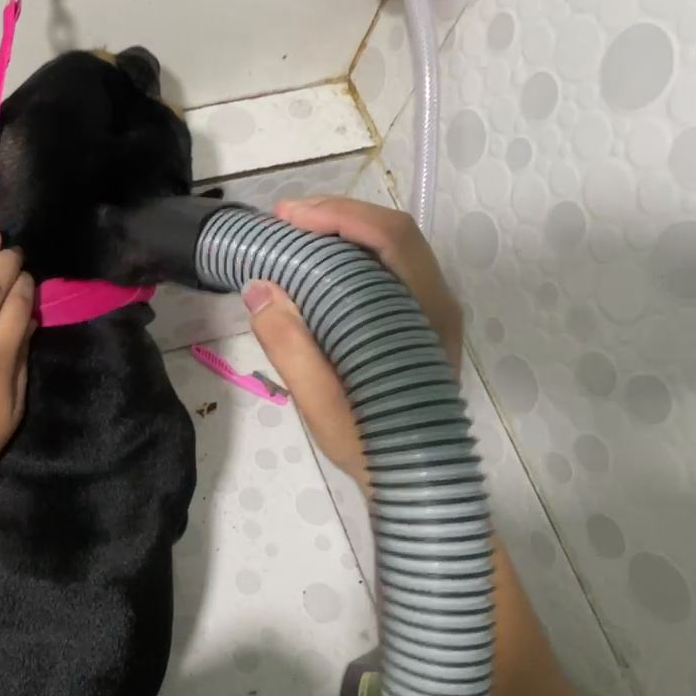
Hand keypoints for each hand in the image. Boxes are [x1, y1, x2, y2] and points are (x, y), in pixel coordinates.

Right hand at [246, 196, 463, 486]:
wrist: (411, 479)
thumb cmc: (369, 444)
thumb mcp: (322, 403)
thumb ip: (291, 347)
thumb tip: (258, 288)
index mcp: (425, 315)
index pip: (391, 239)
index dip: (338, 216)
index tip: (286, 217)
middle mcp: (437, 302)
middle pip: (392, 234)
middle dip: (336, 216)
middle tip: (282, 221)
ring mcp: (429, 311)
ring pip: (390, 249)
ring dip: (342, 234)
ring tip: (293, 238)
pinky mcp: (416, 323)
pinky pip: (385, 271)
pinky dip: (348, 256)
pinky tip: (316, 268)